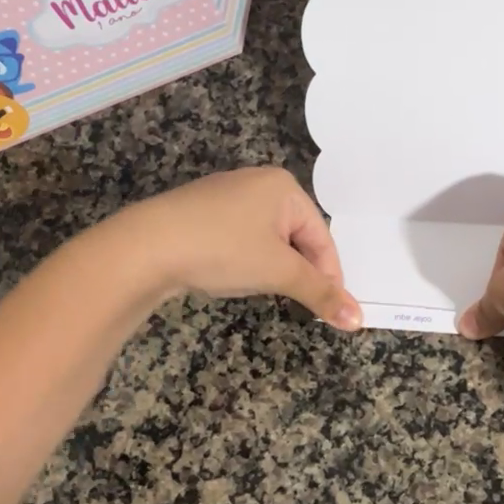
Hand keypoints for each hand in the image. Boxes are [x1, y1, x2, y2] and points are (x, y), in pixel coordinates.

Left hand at [111, 167, 361, 329]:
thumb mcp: (279, 273)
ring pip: (270, 241)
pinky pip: (242, 238)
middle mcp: (259, 183)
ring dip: (273, 269)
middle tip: (296, 301)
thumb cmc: (222, 250)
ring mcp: (228, 195)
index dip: (329, 277)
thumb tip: (359, 320)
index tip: (331, 310)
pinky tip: (232, 275)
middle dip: (299, 272)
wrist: (145, 248)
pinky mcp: (203, 211)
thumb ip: (321, 295)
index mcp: (285, 188)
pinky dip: (247, 261)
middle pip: (298, 238)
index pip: (322, 239)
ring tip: (259, 287)